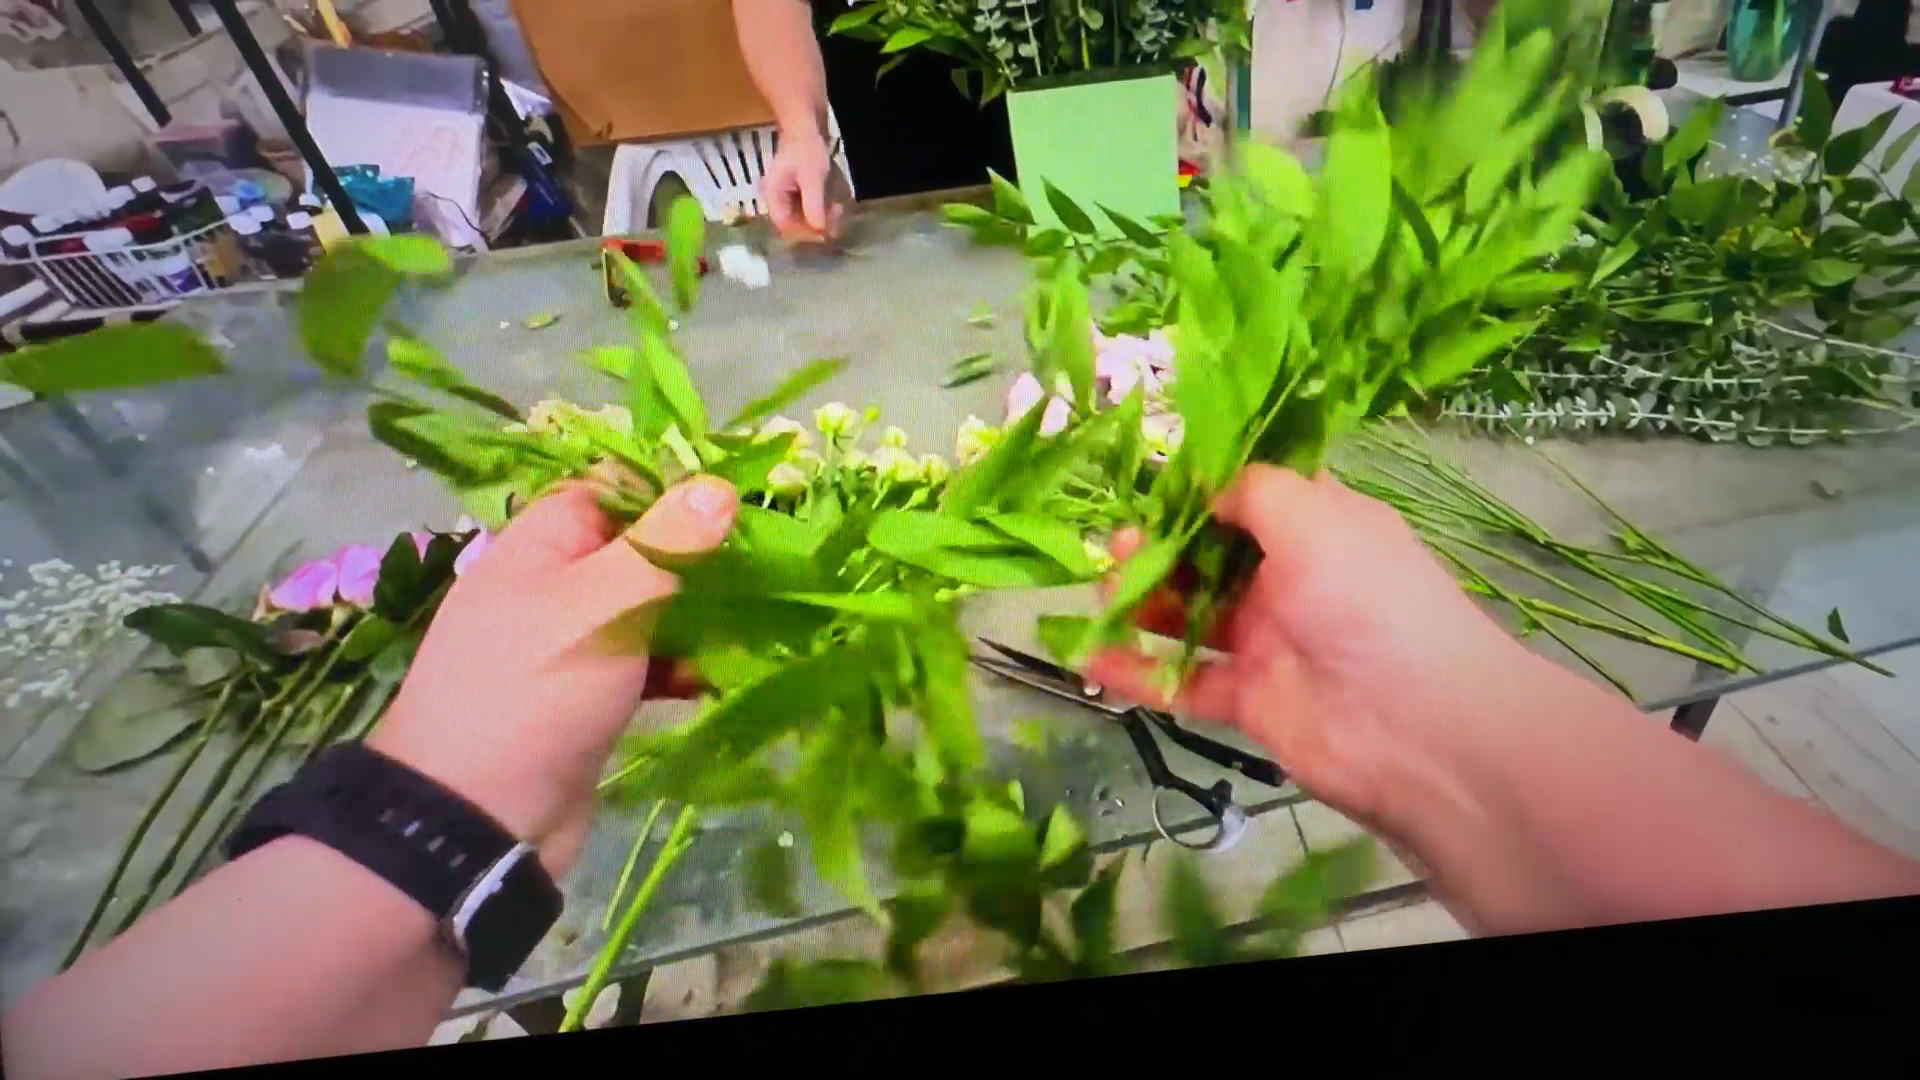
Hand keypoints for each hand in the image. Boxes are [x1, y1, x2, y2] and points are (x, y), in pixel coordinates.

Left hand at [368, 477, 738, 878]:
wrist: (477, 821)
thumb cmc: (538, 688)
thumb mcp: (607, 601)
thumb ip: (667, 543)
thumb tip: (720, 485)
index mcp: (545, 543)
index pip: (616, 489)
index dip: (675, 489)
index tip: (738, 502)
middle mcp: (556, 584)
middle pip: (641, 549)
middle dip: (698, 557)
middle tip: (760, 564)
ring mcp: (573, 641)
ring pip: (650, 607)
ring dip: (696, 615)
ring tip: (751, 622)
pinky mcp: (591, 692)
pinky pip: (645, 661)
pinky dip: (677, 665)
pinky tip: (712, 678)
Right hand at [764, 125, 847, 243]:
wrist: (807, 125)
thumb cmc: (807, 148)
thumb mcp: (812, 177)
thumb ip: (813, 204)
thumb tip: (820, 231)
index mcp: (773, 196)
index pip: (786, 227)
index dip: (806, 233)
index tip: (827, 231)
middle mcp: (777, 200)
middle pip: (796, 226)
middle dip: (818, 224)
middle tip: (836, 216)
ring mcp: (787, 198)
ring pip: (805, 220)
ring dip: (822, 218)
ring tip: (837, 207)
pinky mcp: (797, 195)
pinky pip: (810, 210)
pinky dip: (823, 210)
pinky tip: (834, 203)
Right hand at [1086, 465, 1544, 828]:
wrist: (1416, 726)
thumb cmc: (1364, 599)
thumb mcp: (1315, 516)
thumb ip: (1253, 490)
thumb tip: (1205, 489)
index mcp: (1312, 531)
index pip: (1244, 502)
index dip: (1195, 495)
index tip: (1149, 493)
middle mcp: (1285, 581)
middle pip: (1203, 558)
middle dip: (1156, 550)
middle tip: (1119, 548)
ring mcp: (1262, 642)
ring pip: (1186, 617)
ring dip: (1140, 603)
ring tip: (1105, 594)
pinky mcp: (1244, 698)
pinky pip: (1180, 680)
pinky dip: (1136, 671)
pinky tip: (1090, 658)